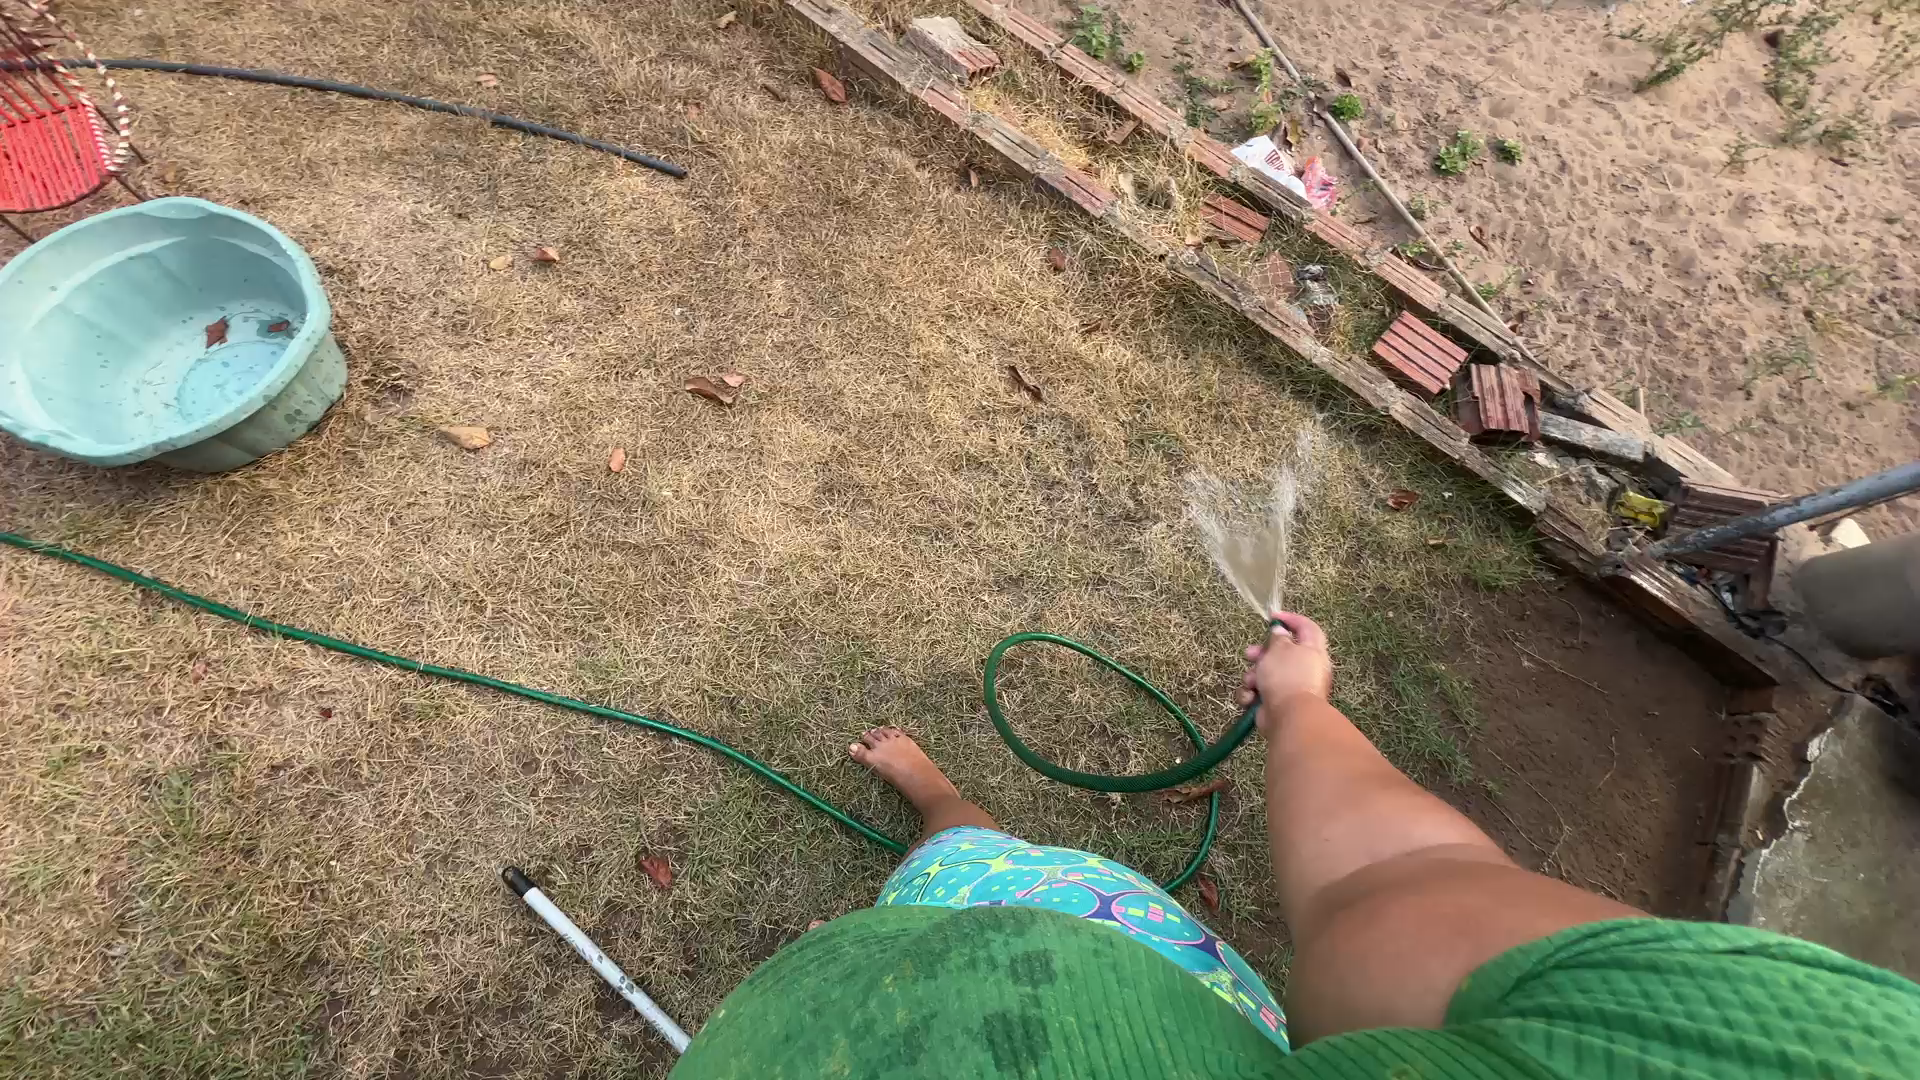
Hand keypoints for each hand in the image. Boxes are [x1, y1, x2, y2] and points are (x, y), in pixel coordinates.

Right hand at [1234, 611, 1331, 733]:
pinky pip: (1260, 692)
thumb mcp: (1279, 650)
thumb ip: (1278, 639)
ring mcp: (1290, 688)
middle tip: (1250, 654)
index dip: (1291, 619)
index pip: (1307, 628)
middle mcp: (1304, 669)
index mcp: (1312, 652)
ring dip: (1253, 676)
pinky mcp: (1277, 704)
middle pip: (1280, 653)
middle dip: (1261, 653)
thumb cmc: (1287, 677)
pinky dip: (1252, 694)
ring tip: (1252, 682)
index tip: (1272, 617)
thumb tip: (1280, 634)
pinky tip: (1251, 697)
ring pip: (1265, 673)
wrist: (1290, 717)